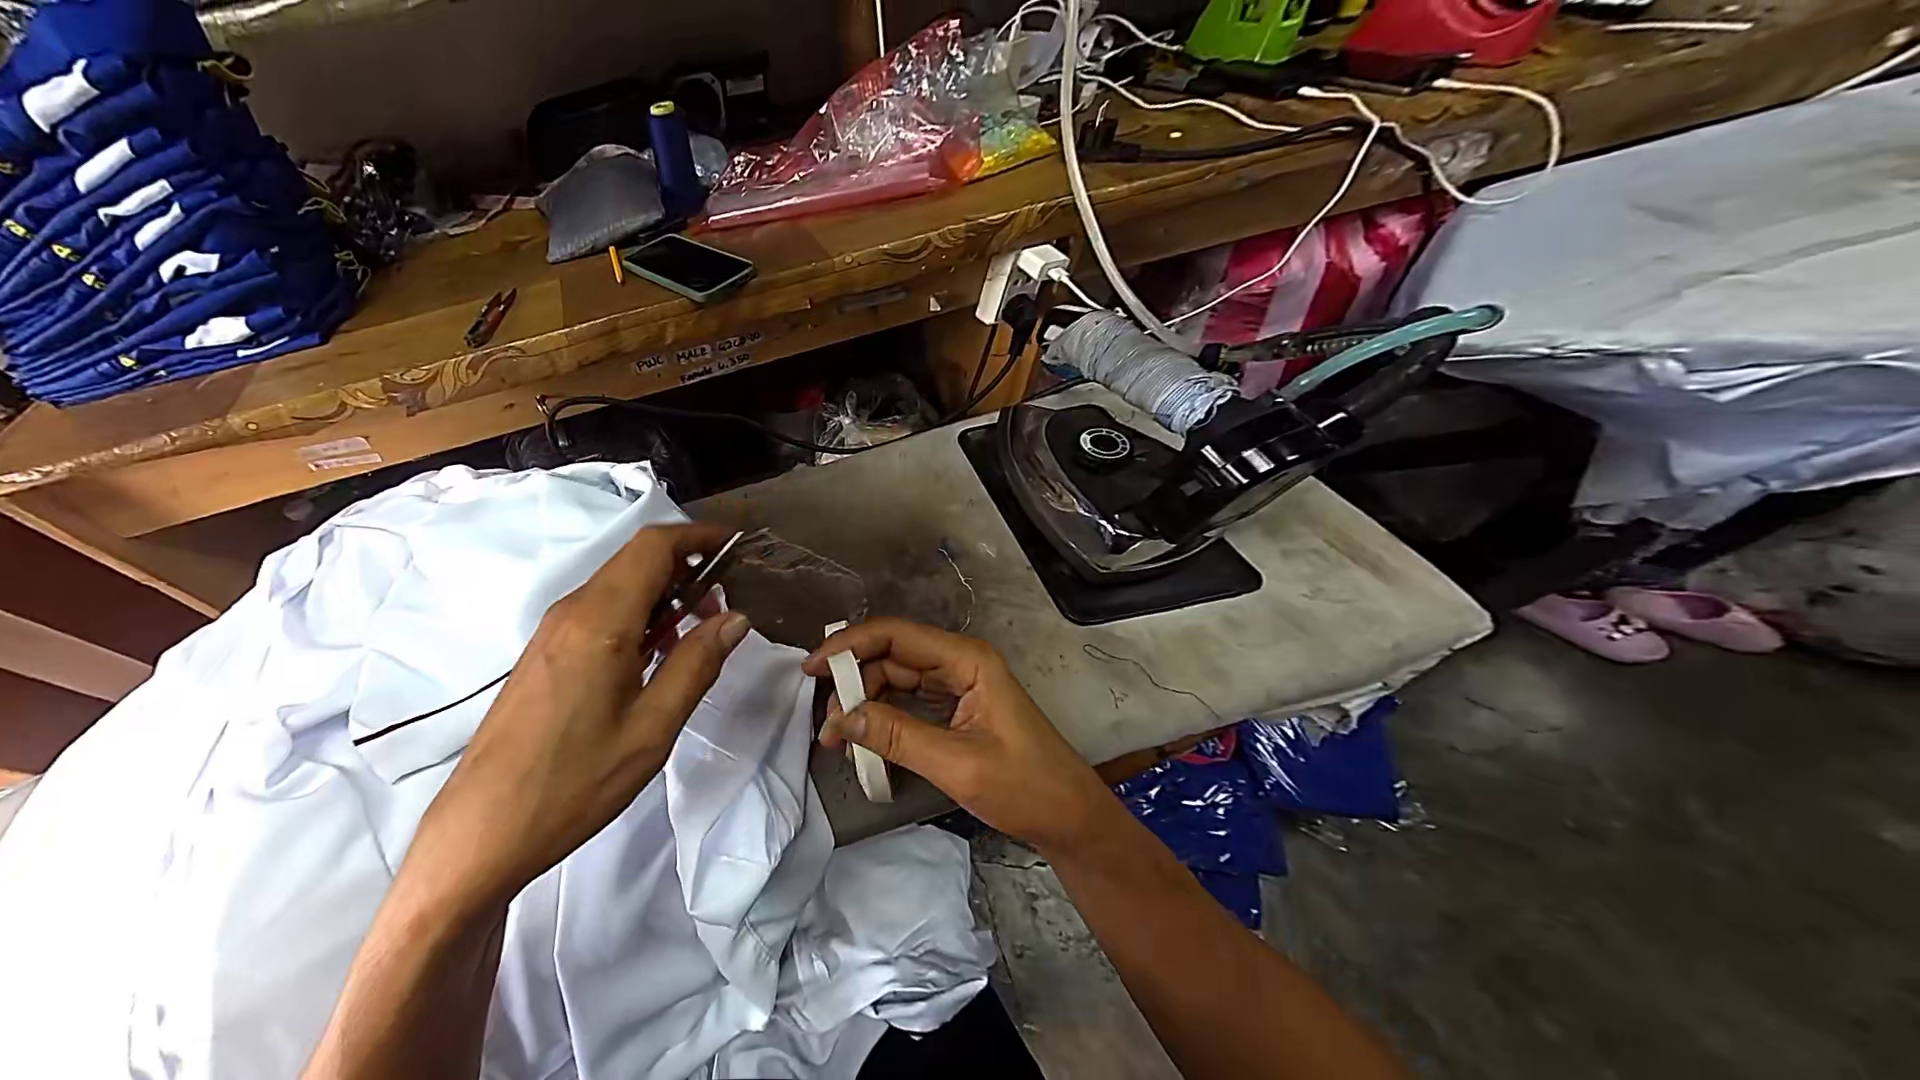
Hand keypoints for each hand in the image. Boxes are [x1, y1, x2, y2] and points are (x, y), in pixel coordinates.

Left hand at [416, 523, 751, 907]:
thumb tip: (737, 617)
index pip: (653, 546)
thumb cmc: (576, 782)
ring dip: (665, 591)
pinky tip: (659, 654)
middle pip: (636, 559)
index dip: (699, 536)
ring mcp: (552, 632)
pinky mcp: (545, 653)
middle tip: (727, 604)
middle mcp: (571, 613)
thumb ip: (697, 663)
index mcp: (600, 623)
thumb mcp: (654, 727)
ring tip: (700, 631)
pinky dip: (641, 612)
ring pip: (619, 583)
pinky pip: (601, 609)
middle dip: (688, 566)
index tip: (738, 549)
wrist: (481, 832)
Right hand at [803, 618, 1126, 857]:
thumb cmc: (1024, 786)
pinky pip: (909, 701)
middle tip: (827, 724)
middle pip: (892, 655)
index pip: (895, 635)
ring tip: (839, 738)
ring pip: (897, 678)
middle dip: (854, 682)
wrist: (1068, 815)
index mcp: (967, 660)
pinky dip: (883, 716)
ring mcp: (960, 685)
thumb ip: (896, 736)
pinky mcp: (957, 708)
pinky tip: (864, 738)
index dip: (849, 645)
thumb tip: (841, 718)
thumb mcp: (957, 763)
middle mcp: (961, 663)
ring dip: (865, 702)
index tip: (812, 670)